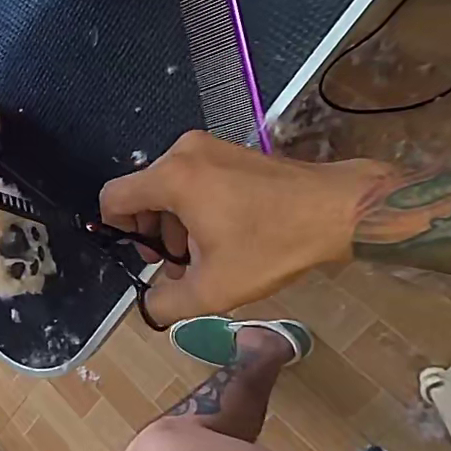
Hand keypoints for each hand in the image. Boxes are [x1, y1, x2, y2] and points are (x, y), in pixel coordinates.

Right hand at [99, 131, 394, 323]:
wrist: (336, 211)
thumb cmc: (271, 246)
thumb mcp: (213, 289)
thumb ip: (166, 304)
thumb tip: (150, 305)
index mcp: (171, 176)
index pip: (114, 198)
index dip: (117, 232)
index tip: (145, 259)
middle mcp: (185, 151)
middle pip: (144, 195)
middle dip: (156, 235)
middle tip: (184, 266)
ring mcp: (212, 146)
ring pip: (172, 189)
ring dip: (179, 225)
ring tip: (209, 256)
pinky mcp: (233, 151)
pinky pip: (197, 179)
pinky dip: (200, 208)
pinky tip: (228, 235)